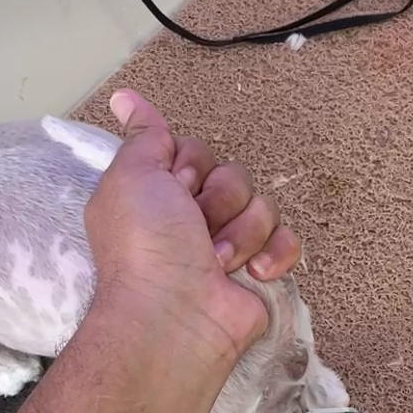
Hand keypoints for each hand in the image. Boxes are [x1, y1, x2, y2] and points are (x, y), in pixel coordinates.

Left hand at [84, 90, 301, 361]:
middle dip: (217, 198)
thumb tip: (125, 98)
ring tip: (215, 262)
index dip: (189, 164)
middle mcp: (193, 219)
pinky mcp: (260, 271)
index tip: (175, 183)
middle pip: (232, 174)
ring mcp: (230, 246)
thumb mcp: (131, 176)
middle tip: (195, 228)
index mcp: (160, 195)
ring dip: (239, 232)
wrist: (176, 315)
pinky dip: (273, 254)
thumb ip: (142, 137)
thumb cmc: (146, 245)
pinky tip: (251, 273)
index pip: (194, 151)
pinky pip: (287, 240)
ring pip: (261, 205)